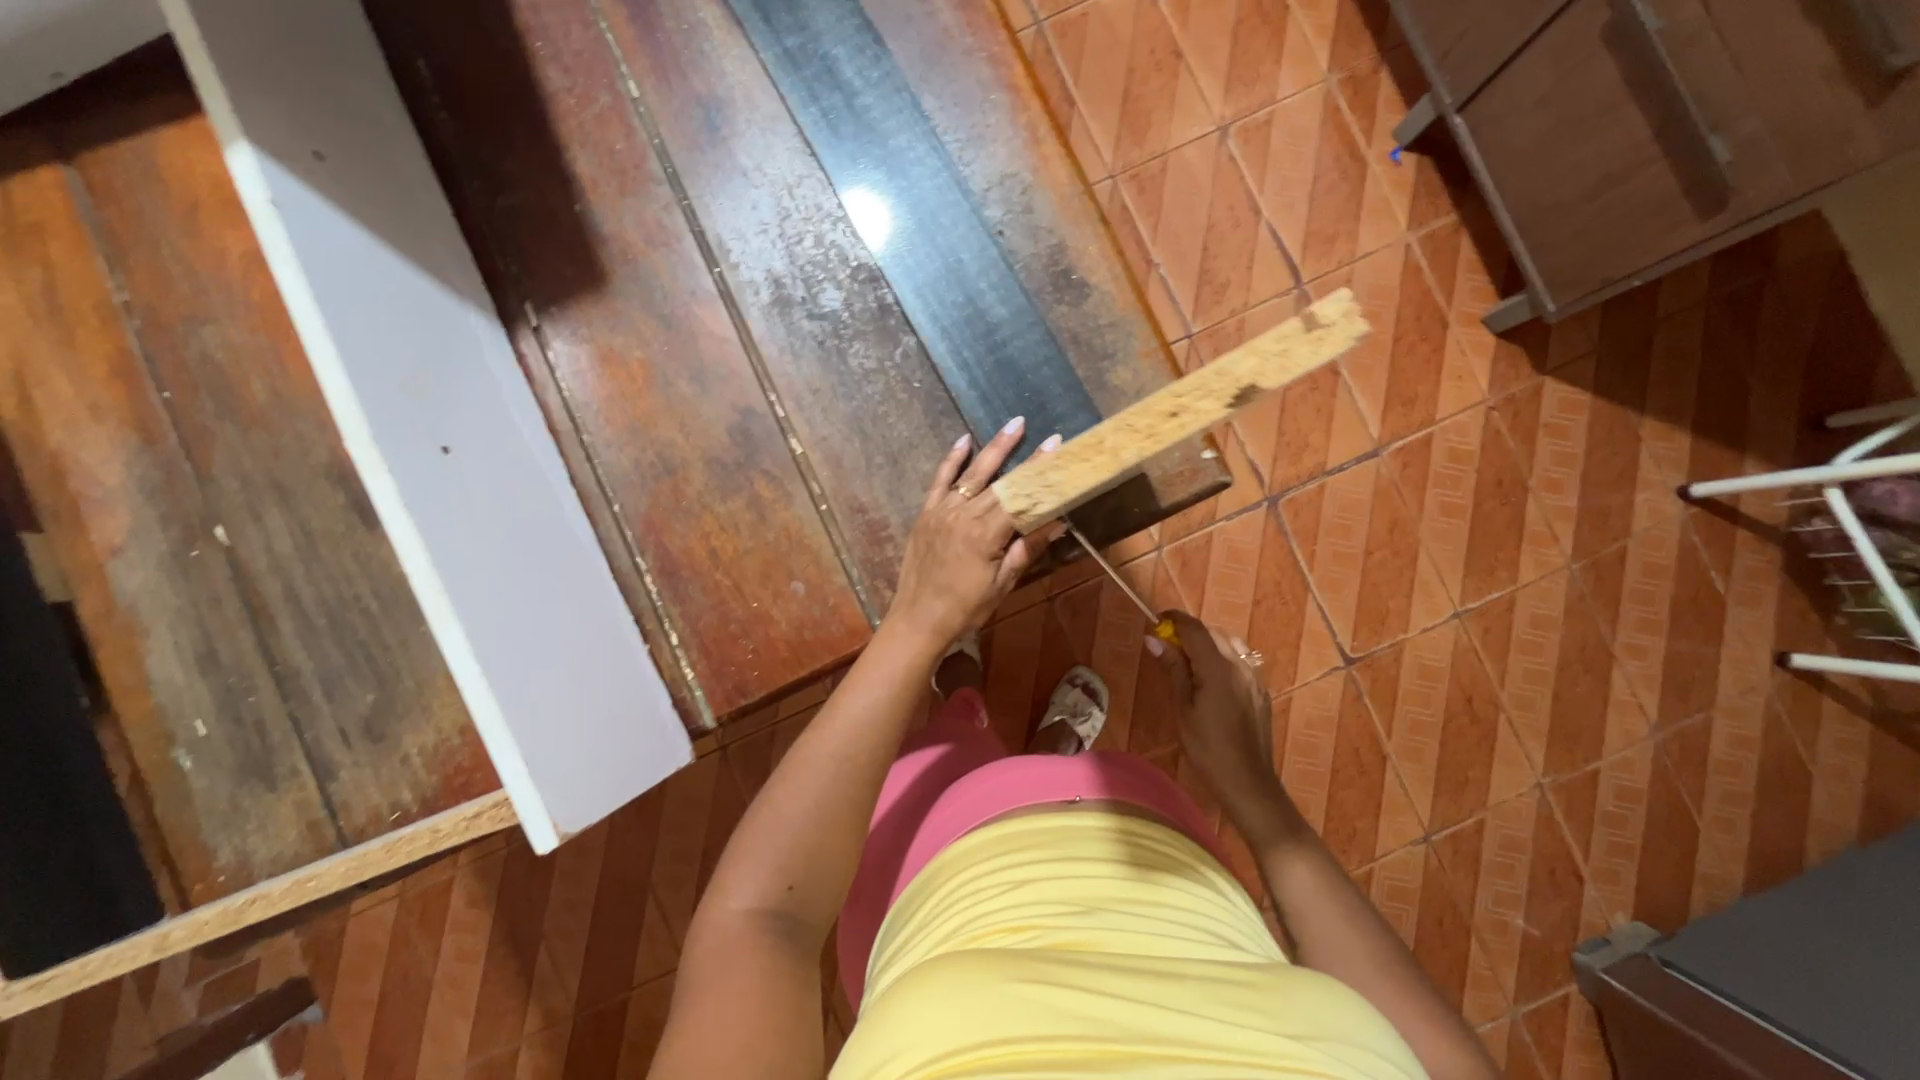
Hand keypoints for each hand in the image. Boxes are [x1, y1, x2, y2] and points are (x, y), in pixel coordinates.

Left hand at [886, 418, 1063, 648]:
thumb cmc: (965, 609)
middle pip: (1000, 481)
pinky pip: (940, 481)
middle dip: (1025, 457)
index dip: (1040, 473)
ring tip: (1014, 425)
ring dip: (994, 448)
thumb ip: (1026, 549)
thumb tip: (1057, 522)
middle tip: (1047, 436)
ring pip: (972, 474)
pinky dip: (952, 459)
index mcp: (985, 535)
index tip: (1057, 450)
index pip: (1020, 496)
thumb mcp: (1002, 583)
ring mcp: (942, 512)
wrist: (918, 619)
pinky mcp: (926, 514)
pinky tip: (964, 440)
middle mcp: (963, 515)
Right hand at [1148, 611, 1287, 814]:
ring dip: (1209, 644)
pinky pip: (1242, 662)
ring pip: (1231, 645)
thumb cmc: (1207, 748)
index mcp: (1218, 668)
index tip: (1156, 621)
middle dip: (1190, 632)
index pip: (1195, 629)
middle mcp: (1240, 665)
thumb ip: (1173, 670)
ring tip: (1189, 663)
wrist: (1247, 781)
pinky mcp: (1261, 692)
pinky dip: (1224, 659)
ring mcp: (1254, 678)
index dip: (1175, 620)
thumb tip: (1155, 640)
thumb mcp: (1183, 709)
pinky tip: (1212, 680)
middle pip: (1214, 633)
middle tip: (1167, 647)